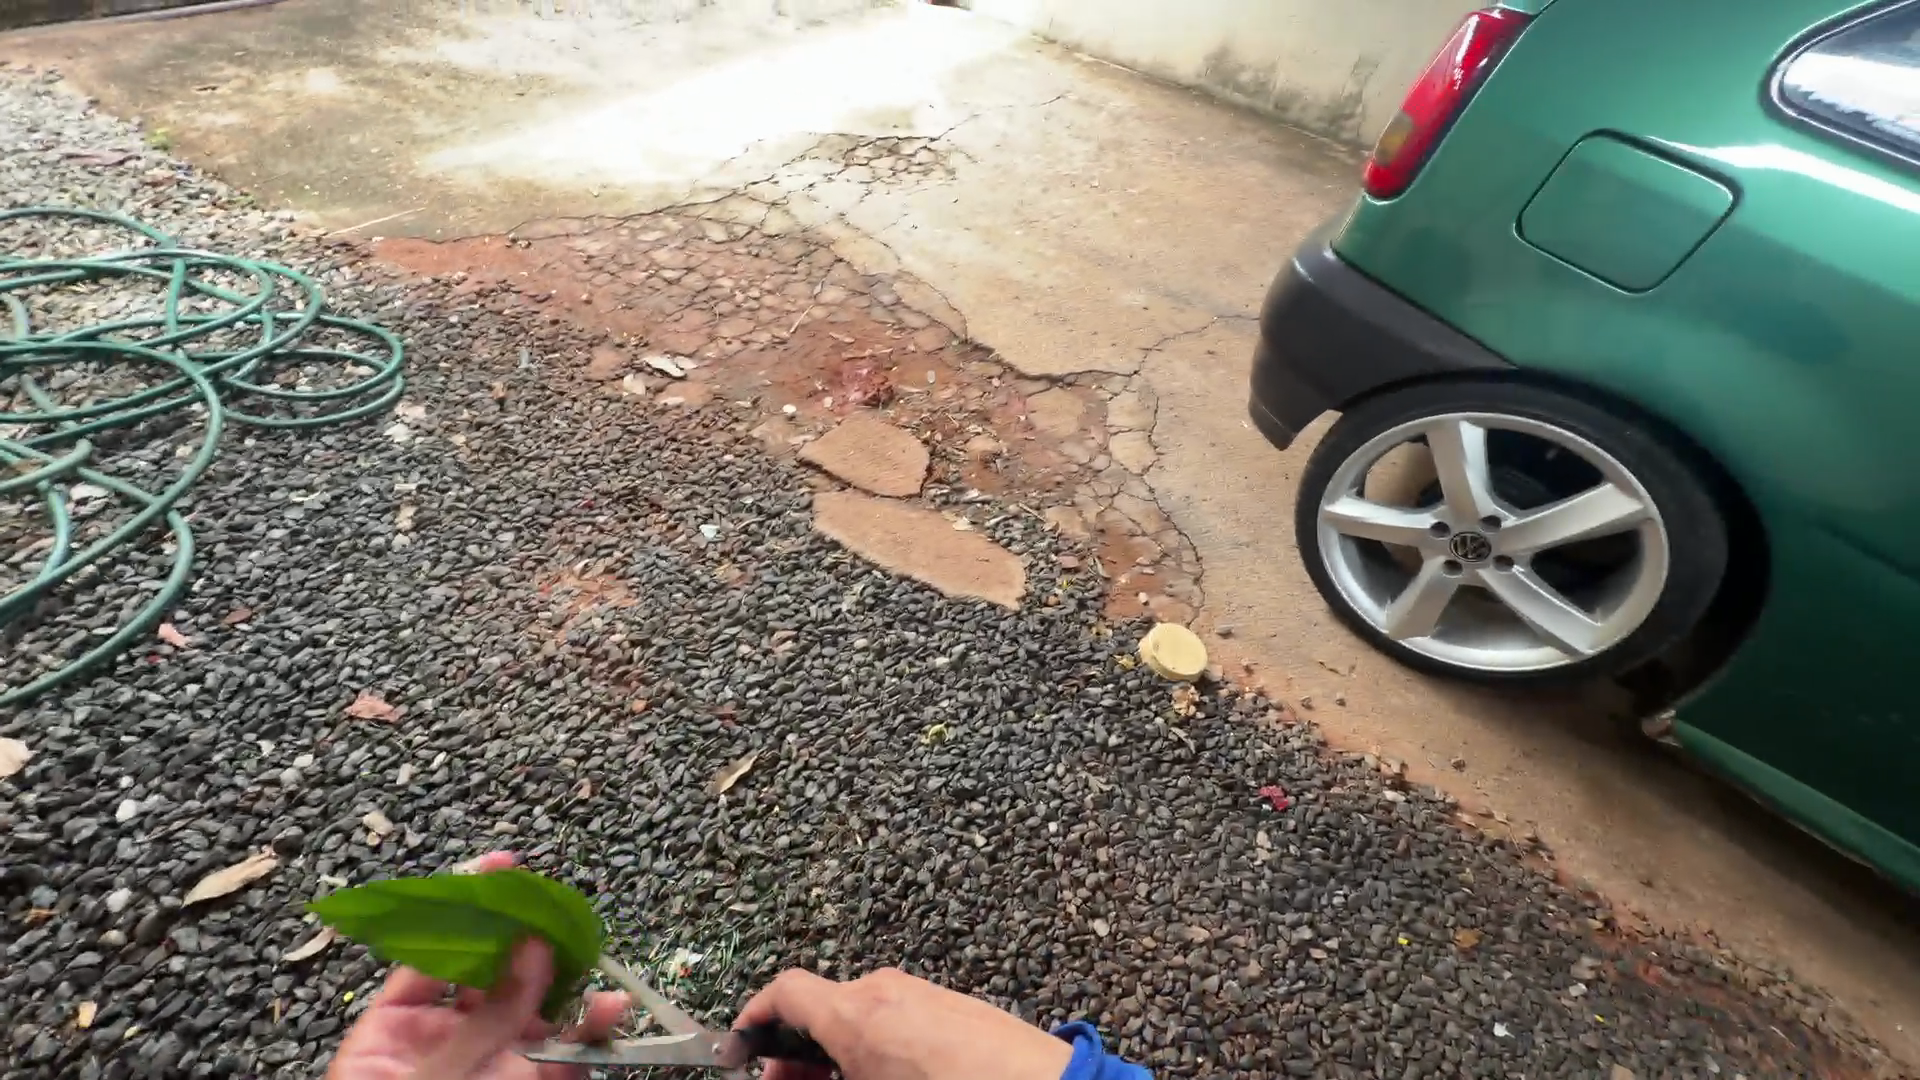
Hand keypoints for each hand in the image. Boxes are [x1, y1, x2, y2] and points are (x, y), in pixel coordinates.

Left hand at [324, 853, 629, 1079]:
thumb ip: (483, 1020)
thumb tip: (532, 945)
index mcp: (392, 1038)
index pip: (432, 953)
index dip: (466, 906)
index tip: (502, 864)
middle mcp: (450, 1041)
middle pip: (497, 966)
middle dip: (533, 934)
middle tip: (562, 909)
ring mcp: (498, 1061)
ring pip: (542, 1000)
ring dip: (572, 976)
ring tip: (594, 960)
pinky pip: (572, 1046)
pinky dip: (595, 1025)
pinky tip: (611, 1013)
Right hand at [734, 968, 1073, 1079]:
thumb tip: (788, 1075)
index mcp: (854, 1014)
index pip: (785, 990)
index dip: (752, 1016)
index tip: (737, 1046)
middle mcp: (881, 989)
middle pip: (818, 1005)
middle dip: (793, 1048)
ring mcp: (916, 989)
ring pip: (855, 1011)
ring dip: (832, 1048)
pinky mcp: (942, 998)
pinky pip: (890, 1013)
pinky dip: (869, 1041)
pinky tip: (881, 1074)